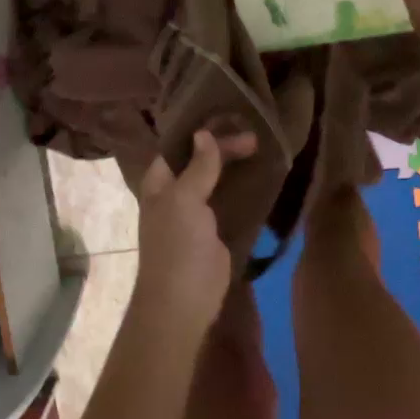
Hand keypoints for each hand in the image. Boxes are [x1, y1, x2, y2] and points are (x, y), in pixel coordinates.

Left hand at [133, 129, 256, 340]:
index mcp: (159, 183)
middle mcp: (174, 195)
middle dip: (222, 147)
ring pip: (214, 181)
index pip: (177, 147)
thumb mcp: (185, 199)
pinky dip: (241, 190)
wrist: (183, 302)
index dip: (198, 130)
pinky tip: (260, 179)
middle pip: (198, 161)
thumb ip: (198, 167)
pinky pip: (227, 203)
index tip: (227, 116)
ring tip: (260, 148)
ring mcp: (195, 215)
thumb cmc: (177, 246)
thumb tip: (203, 134)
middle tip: (254, 137)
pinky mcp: (214, 234)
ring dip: (232, 166)